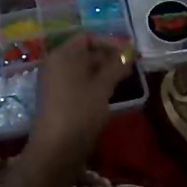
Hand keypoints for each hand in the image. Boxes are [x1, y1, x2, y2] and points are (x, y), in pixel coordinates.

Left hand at [27, 33, 134, 160]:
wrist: (56, 148)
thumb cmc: (80, 111)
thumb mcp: (102, 87)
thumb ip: (116, 67)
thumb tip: (129, 53)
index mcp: (62, 55)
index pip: (87, 38)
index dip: (110, 42)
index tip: (130, 53)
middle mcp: (55, 64)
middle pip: (84, 52)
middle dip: (108, 57)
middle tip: (132, 67)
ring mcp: (54, 82)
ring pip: (82, 69)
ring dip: (103, 71)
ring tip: (124, 79)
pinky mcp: (58, 98)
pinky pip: (78, 82)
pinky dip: (94, 83)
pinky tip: (109, 92)